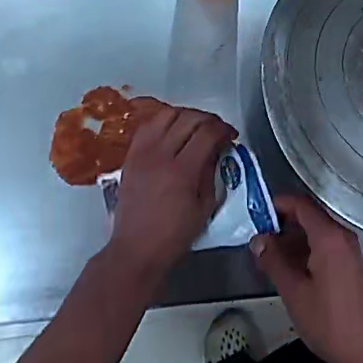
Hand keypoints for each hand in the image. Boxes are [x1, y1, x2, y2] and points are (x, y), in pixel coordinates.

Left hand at [102, 106, 235, 281]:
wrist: (136, 247)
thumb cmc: (175, 234)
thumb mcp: (205, 206)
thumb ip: (212, 172)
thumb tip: (217, 150)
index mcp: (182, 171)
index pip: (207, 133)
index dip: (224, 129)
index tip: (231, 135)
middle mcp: (161, 155)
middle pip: (188, 118)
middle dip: (209, 120)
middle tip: (217, 130)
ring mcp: (142, 153)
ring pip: (166, 115)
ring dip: (186, 115)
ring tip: (196, 127)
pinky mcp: (130, 155)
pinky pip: (148, 126)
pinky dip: (163, 122)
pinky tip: (173, 131)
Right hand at [251, 195, 362, 362]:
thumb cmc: (329, 322)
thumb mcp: (293, 291)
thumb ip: (273, 261)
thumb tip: (258, 241)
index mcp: (329, 238)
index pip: (301, 205)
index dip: (277, 204)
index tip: (255, 213)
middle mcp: (342, 238)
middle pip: (308, 217)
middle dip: (281, 224)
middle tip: (256, 239)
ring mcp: (348, 252)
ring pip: (314, 234)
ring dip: (290, 240)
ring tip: (265, 257)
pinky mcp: (349, 266)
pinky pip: (323, 247)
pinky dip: (303, 252)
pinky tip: (285, 269)